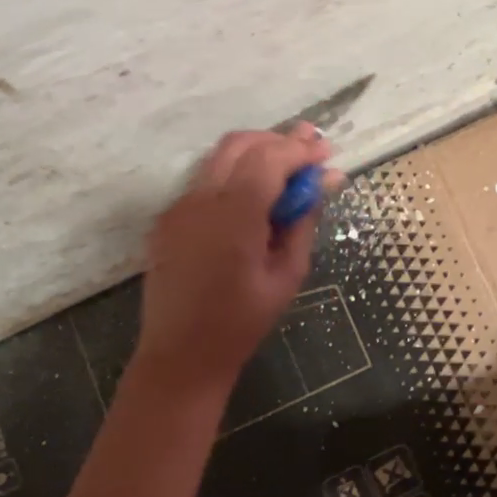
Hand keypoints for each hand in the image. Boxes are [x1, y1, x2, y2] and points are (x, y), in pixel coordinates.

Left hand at [135, 124, 340, 389]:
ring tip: (287, 167)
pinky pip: (204, 181)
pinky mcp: (167, 219)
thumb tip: (326, 181)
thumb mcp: (288, 273)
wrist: (181, 355)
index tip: (328, 152)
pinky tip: (254, 195)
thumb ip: (304, 220)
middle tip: (310, 151)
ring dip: (255, 153)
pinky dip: (233, 174)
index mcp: (233, 216)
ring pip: (219, 157)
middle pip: (240, 144)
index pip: (270, 158)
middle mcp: (200, 201)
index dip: (301, 149)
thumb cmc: (243, 322)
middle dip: (278, 140)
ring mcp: (178, 208)